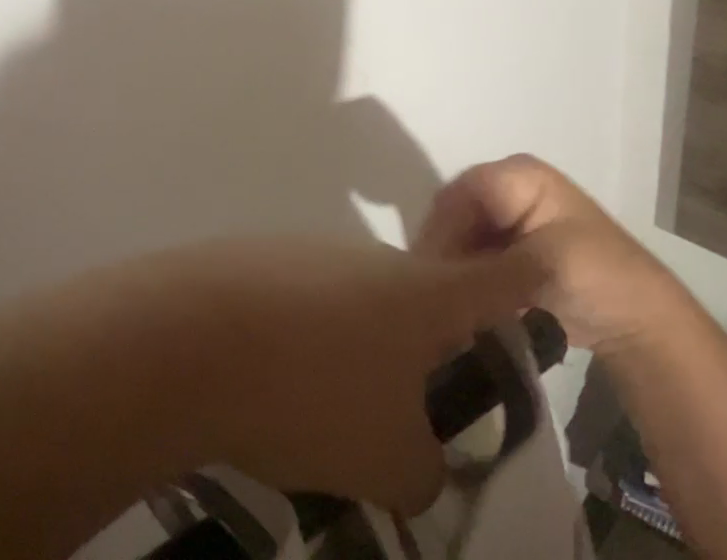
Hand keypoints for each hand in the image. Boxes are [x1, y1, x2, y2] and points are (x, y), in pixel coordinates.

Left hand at [166, 237, 542, 514]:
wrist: (183, 344)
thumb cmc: (312, 396)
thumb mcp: (387, 462)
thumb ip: (425, 473)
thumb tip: (423, 472)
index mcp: (423, 295)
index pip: (499, 280)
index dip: (528, 283)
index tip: (543, 282)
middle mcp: (371, 259)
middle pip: (418, 297)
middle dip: (422, 346)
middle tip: (401, 404)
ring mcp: (308, 252)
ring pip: (352, 303)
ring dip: (352, 346)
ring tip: (317, 404)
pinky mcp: (251, 260)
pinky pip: (296, 303)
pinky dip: (296, 338)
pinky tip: (262, 379)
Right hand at [416, 155, 678, 351]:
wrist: (640, 319)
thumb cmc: (595, 282)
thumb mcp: (534, 271)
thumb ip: (479, 271)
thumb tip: (428, 287)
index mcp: (517, 174)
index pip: (454, 197)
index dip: (440, 236)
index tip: (433, 280)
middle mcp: (509, 185)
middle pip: (453, 217)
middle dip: (445, 256)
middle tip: (439, 300)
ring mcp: (511, 215)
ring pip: (459, 240)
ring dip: (456, 273)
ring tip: (453, 308)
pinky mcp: (513, 246)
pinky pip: (474, 257)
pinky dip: (469, 281)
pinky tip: (470, 307)